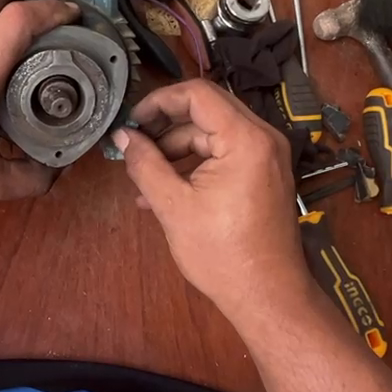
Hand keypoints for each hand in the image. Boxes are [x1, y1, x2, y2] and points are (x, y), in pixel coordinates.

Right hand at [113, 80, 309, 324]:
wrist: (268, 296)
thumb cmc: (222, 253)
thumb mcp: (173, 206)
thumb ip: (145, 164)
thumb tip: (123, 137)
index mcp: (246, 139)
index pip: (198, 94)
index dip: (159, 101)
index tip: (132, 121)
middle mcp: (263, 138)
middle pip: (207, 109)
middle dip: (166, 124)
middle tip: (134, 141)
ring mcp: (267, 156)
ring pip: (212, 132)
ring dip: (176, 147)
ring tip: (143, 174)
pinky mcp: (263, 173)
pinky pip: (224, 153)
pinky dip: (195, 163)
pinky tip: (165, 188)